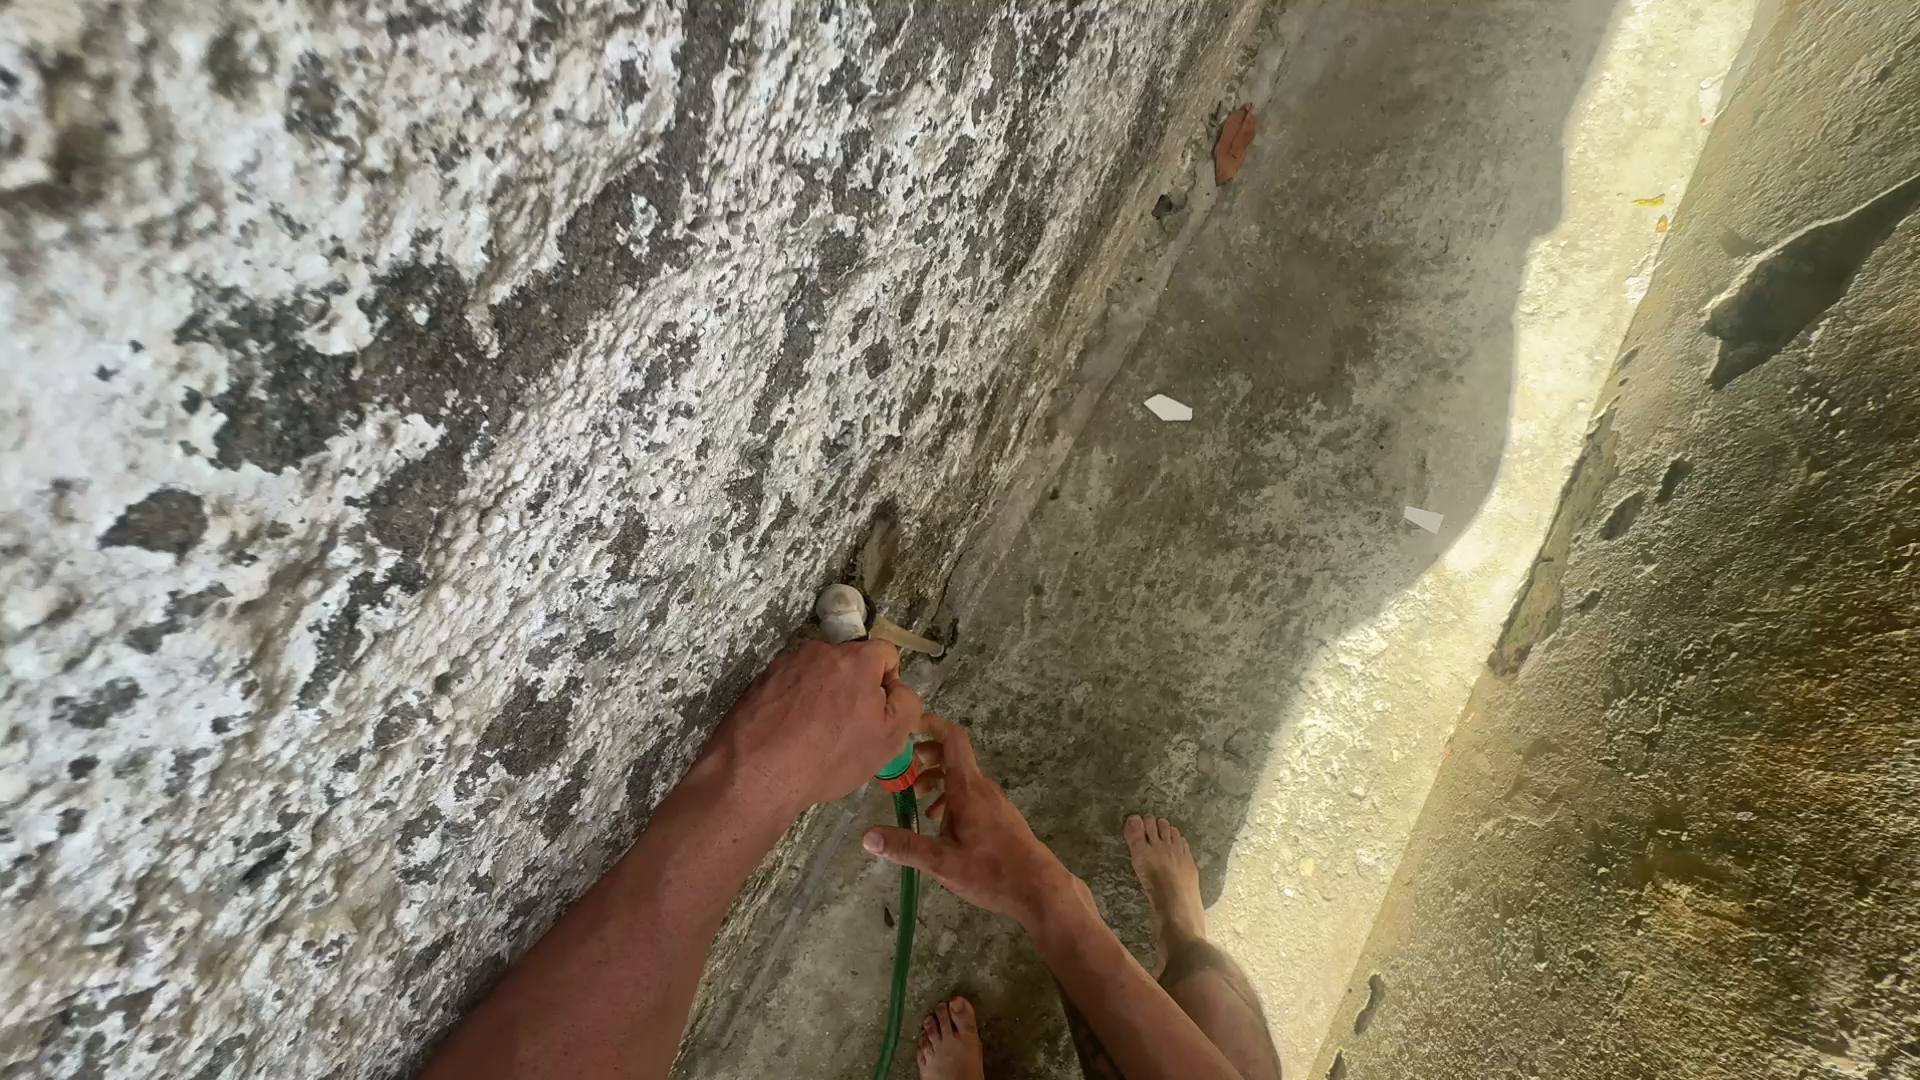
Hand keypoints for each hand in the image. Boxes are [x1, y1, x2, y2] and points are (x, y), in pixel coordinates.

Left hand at [706, 640, 923, 819]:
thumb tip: (898, 690)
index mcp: (856, 658)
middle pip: (849, 664)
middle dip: (853, 690)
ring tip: (812, 737)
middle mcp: (820, 651)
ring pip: (818, 675)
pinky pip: (790, 687)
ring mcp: (786, 664)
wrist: (756, 772)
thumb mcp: (890, 739)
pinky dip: (794, 705)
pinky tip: (788, 736)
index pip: (886, 654)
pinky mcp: (760, 681)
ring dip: (822, 697)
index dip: (888, 684)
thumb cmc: (830, 756)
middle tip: (846, 730)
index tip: (876, 715)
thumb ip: (907, 704)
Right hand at [861, 714, 1077, 929]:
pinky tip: (941, 824)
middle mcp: (982, 786)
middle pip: (952, 755)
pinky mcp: (998, 814)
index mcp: (968, 787)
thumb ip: (905, 847)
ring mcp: (993, 799)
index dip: (931, 724)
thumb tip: (867, 836)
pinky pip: (970, 793)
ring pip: (960, 776)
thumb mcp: (942, 863)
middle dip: (925, 757)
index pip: (952, 738)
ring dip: (936, 780)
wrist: (1039, 888)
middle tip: (901, 772)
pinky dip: (950, 796)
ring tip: (916, 800)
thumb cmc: (992, 872)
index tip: (908, 726)